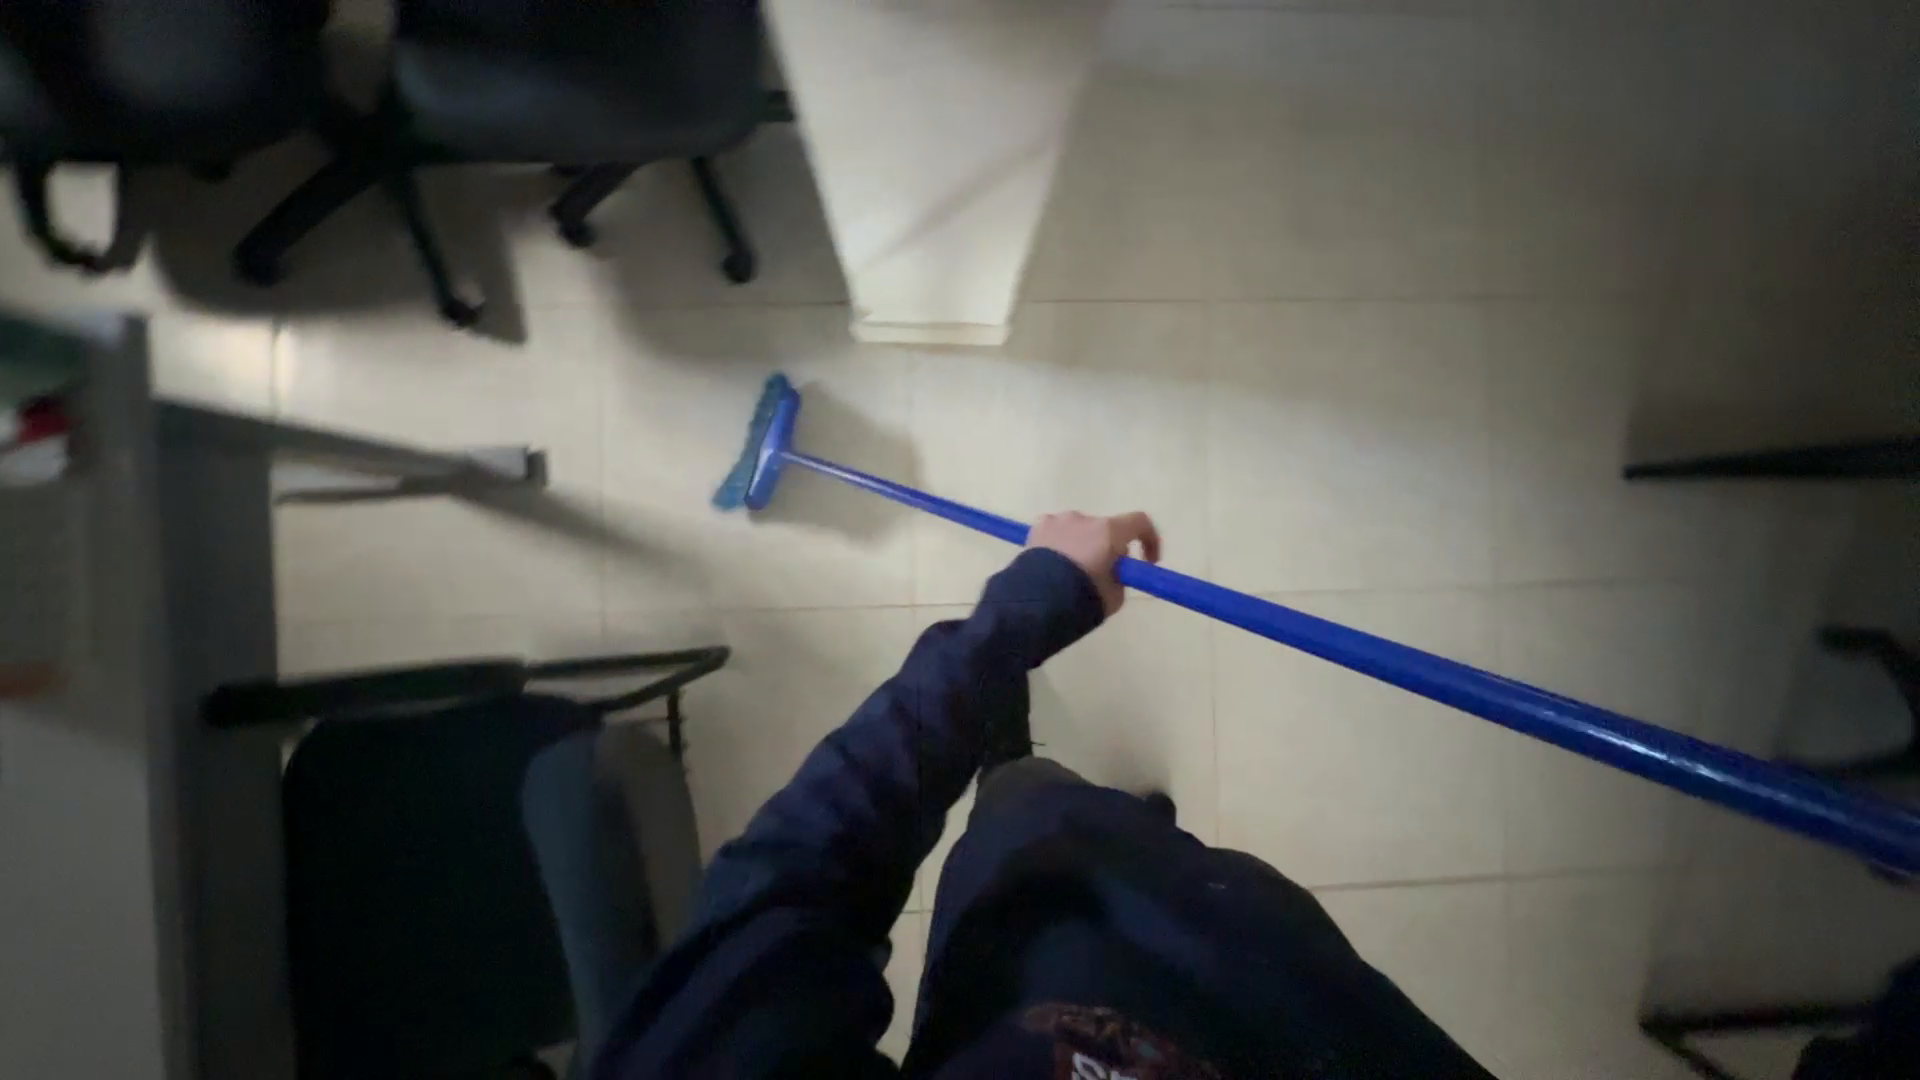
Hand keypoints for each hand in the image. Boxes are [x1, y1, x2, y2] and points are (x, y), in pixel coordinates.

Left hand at [1027, 511, 1161, 614]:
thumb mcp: (1115, 596)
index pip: (1140, 522)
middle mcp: (1083, 519)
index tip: (1147, 561)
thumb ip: (1120, 577)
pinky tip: (1052, 565)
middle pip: (1105, 529)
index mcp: (1108, 531)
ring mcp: (1057, 521)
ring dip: (1081, 545)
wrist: (1036, 604)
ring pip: (1078, 530)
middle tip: (1101, 574)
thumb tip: (1112, 570)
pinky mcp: (1036, 529)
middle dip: (1107, 548)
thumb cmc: (1082, 599)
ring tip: (1071, 572)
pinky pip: (1055, 533)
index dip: (1149, 540)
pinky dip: (1059, 544)